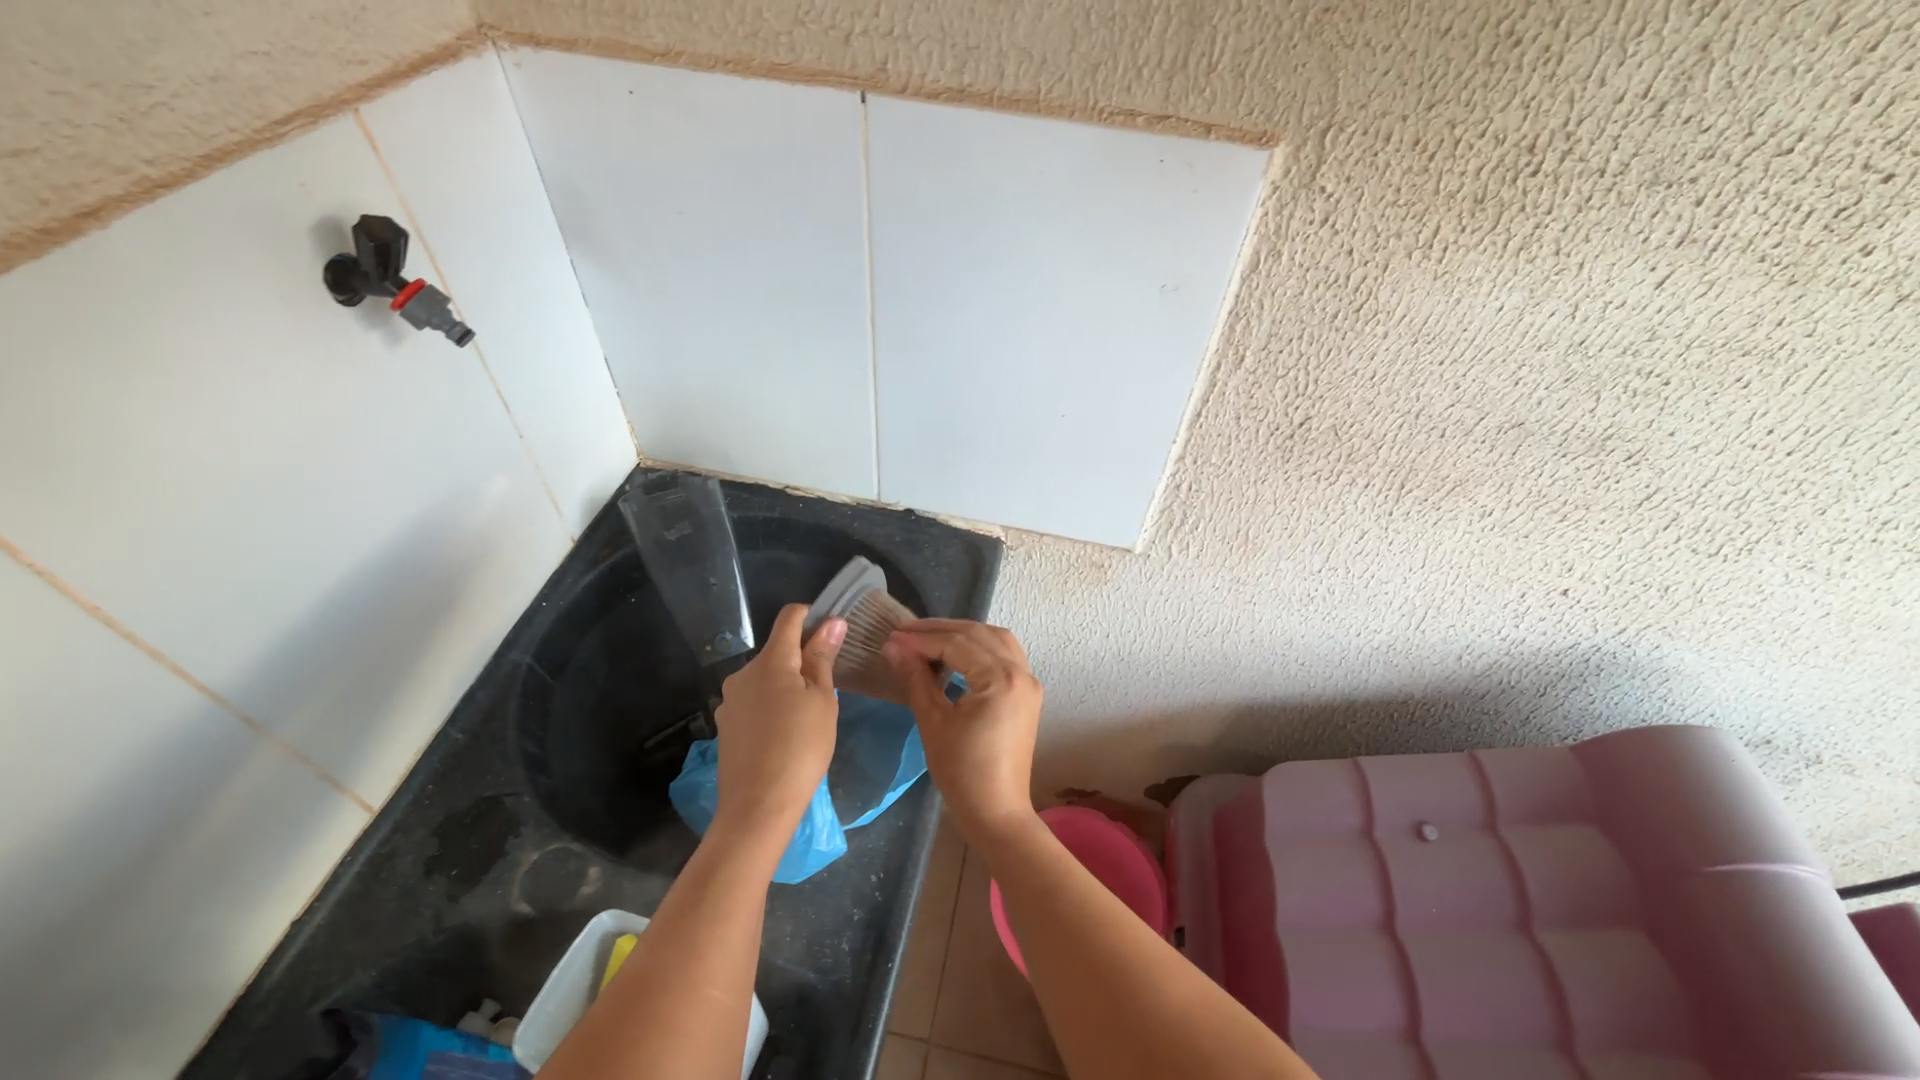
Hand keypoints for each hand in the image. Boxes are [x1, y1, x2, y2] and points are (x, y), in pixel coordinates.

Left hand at [712, 604, 844, 832]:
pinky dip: (772, 707)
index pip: (789, 617)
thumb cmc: (801, 748)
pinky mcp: (726, 725)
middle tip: (828, 689)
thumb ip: (822, 658)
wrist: (758, 805)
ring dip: (787, 685)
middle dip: (802, 659)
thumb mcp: (822, 701)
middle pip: (777, 651)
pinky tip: (785, 735)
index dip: (813, 616)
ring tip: (808, 718)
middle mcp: (743, 673)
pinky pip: (755, 702)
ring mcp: (730, 700)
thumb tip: (832, 623)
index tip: (834, 632)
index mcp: (771, 661)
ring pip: (766, 679)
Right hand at [884, 619, 1043, 839]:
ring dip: (963, 634)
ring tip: (929, 639)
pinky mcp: (1027, 695)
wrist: (996, 811)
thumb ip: (916, 678)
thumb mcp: (933, 721)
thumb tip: (894, 647)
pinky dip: (980, 647)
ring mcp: (1028, 683)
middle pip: (978, 634)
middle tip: (905, 633)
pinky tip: (956, 655)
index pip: (956, 644)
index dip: (921, 639)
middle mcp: (1021, 672)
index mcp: (1000, 678)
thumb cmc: (962, 771)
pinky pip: (1005, 656)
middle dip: (941, 630)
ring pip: (996, 640)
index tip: (892, 637)